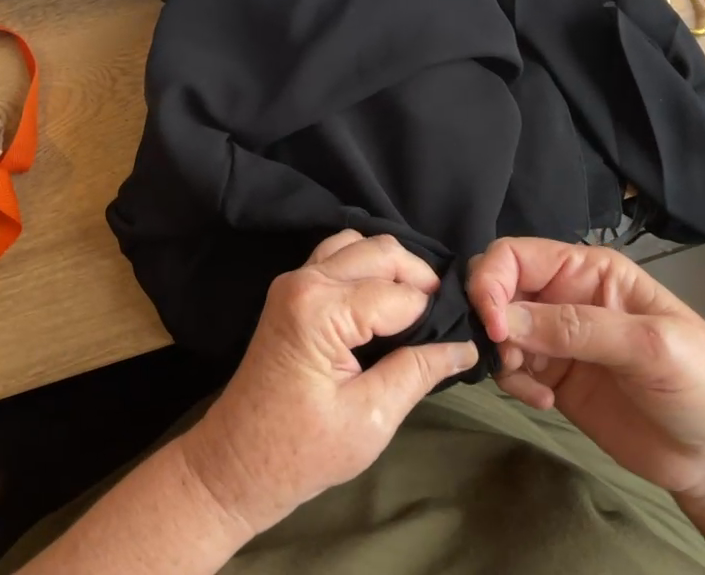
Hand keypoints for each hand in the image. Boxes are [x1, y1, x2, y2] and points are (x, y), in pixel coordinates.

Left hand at [179, 231, 477, 534]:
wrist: (238, 461)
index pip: (400, 294)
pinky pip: (336, 256)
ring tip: (416, 309)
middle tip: (445, 320)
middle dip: (419, 278)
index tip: (456, 343)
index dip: (433, 317)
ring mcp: (293, 281)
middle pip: (380, 251)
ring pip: (357, 244)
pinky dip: (366, 267)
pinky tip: (383, 302)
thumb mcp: (372, 418)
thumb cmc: (303, 450)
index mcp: (321, 310)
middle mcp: (305, 281)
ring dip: (391, 267)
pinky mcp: (290, 290)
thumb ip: (419, 371)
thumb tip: (466, 346)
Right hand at [468, 237, 704, 500]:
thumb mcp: (649, 346)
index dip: (492, 281)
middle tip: (506, 355)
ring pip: (499, 330)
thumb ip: (574, 327)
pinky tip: (544, 401)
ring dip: (501, 355)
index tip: (492, 324)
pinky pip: (511, 369)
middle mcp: (566, 297)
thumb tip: (501, 318)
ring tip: (531, 385)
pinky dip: (513, 383)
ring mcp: (559, 340)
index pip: (516, 256)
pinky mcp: (555, 379)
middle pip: (500, 289)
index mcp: (590, 271)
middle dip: (490, 318)